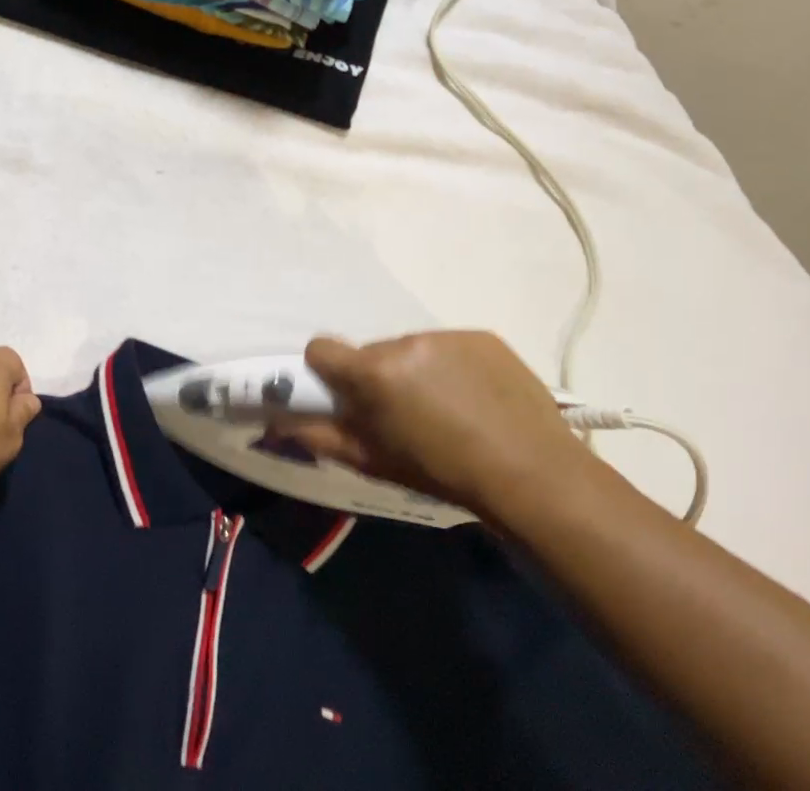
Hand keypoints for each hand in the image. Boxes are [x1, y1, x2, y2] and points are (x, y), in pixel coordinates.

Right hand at [261, 332, 592, 514]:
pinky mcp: (483, 336)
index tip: (342, 397)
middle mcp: (406, 341)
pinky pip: (446, 347)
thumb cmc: (441, 472)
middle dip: (374, 378)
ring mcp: (448, 336)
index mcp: (373, 371)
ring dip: (411, 372)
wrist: (533, 474)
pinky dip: (448, 367)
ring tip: (442, 409)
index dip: (324, 372)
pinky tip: (471, 398)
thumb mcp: (371, 461)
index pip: (320, 348)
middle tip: (398, 414)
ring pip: (407, 349)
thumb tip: (276, 421)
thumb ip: (317, 436)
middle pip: (368, 352)